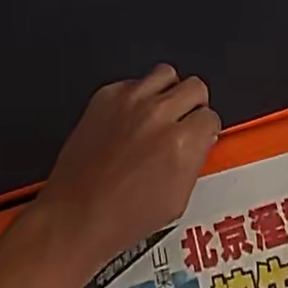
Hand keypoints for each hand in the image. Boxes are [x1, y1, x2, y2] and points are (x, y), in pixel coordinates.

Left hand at [33, 64, 220, 269]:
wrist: (78, 209)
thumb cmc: (120, 214)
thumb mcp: (176, 200)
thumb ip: (193, 161)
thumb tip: (199, 141)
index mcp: (181, 143)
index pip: (210, 117)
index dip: (207, 128)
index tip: (202, 132)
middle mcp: (157, 114)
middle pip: (194, 86)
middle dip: (195, 104)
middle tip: (187, 117)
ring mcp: (130, 100)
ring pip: (165, 73)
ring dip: (169, 90)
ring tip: (163, 109)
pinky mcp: (106, 94)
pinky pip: (133, 82)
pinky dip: (137, 95)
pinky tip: (132, 117)